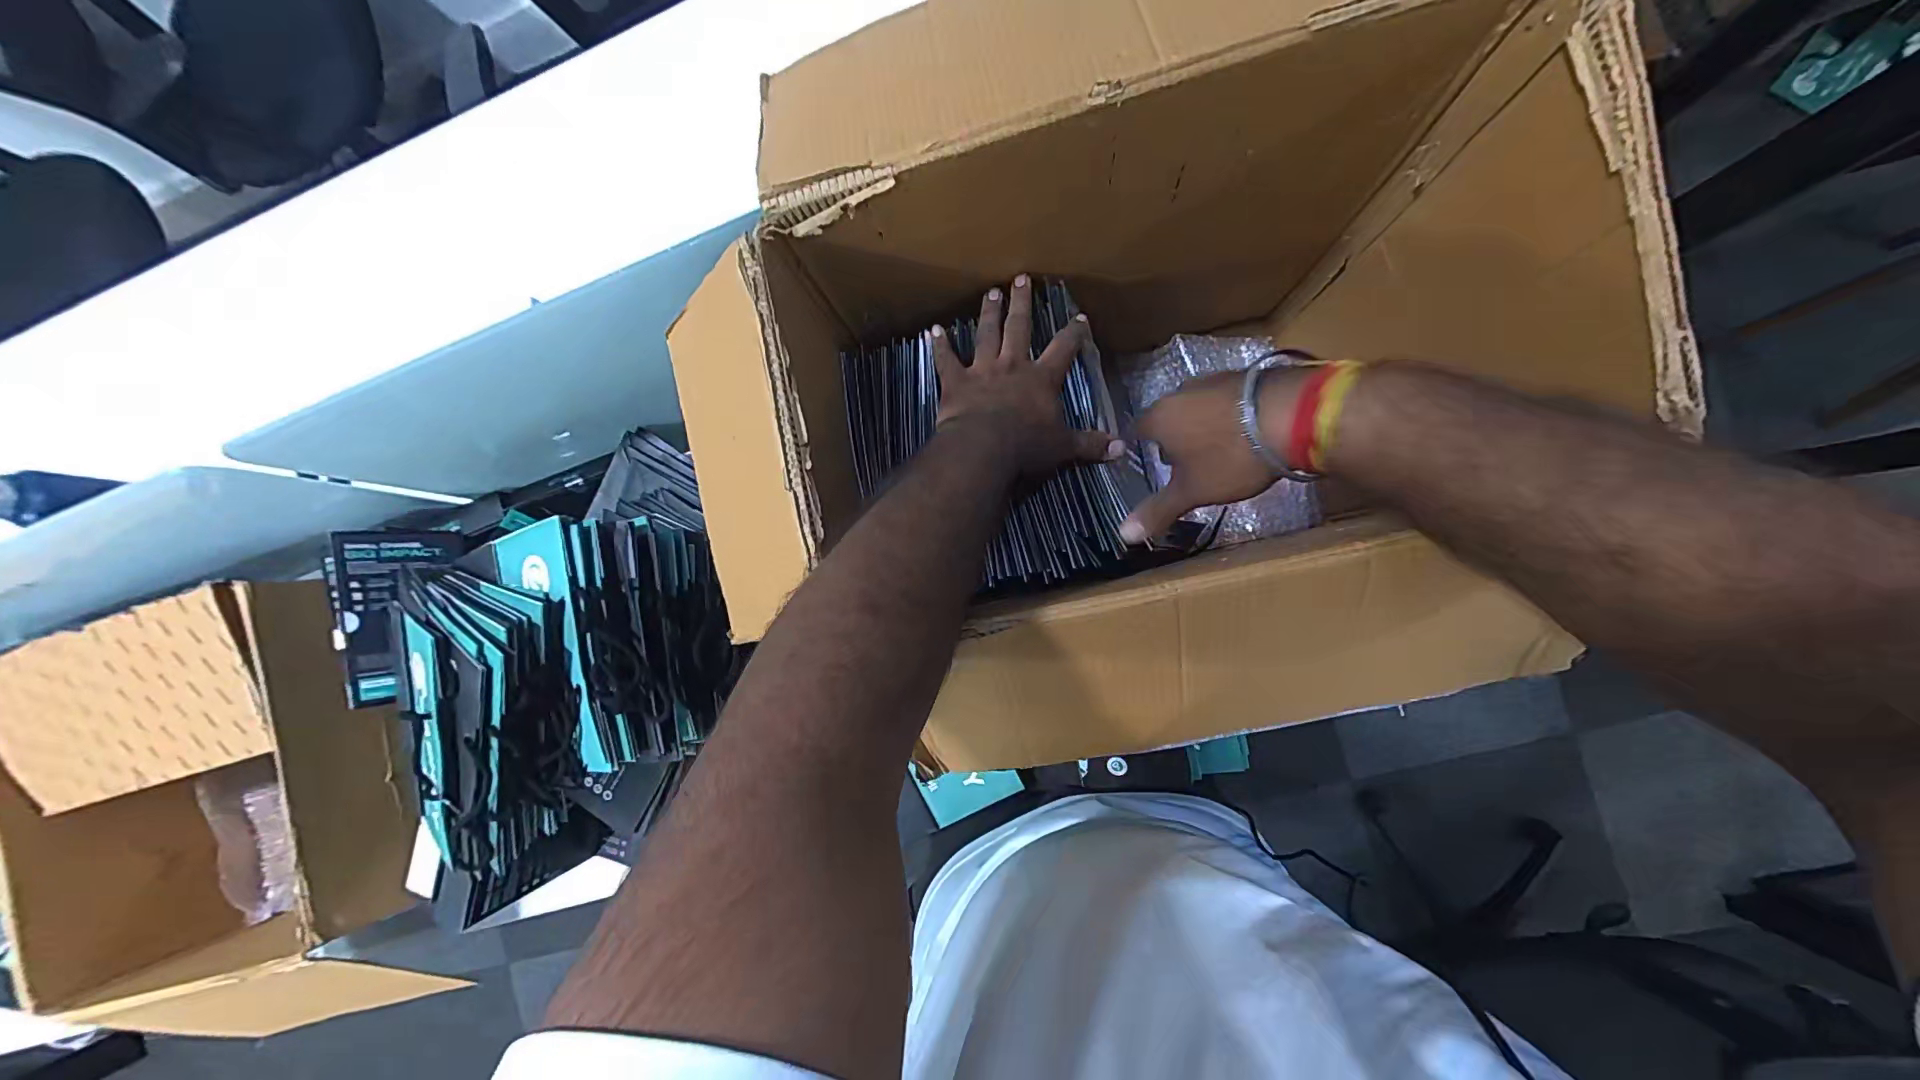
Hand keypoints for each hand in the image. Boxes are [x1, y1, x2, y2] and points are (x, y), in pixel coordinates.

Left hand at [933, 274, 1123, 478]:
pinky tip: (933, 330)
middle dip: (1022, 303)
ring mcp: (982, 370)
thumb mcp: (1063, 446)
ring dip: (989, 313)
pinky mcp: (955, 382)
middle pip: (1019, 328)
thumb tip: (1121, 448)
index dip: (1073, 333)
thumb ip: (1090, 444)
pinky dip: (940, 345)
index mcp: (1042, 379)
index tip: (1080, 318)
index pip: (1064, 349)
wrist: (983, 448)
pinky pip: (946, 359)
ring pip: (986, 334)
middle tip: (1022, 279)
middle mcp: (1013, 366)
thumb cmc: (1027, 447)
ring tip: (991, 293)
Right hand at [1119, 367, 1310, 542]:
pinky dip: (1228, 415)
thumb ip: (1159, 511)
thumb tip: (1123, 535)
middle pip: (1168, 417)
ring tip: (1217, 449)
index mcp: (1159, 418)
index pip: (1137, 431)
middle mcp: (1180, 392)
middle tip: (1184, 463)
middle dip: (1173, 438)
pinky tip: (1244, 432)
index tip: (1149, 464)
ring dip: (1202, 425)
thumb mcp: (1193, 491)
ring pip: (1197, 406)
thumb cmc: (1230, 457)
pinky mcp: (1247, 374)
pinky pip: (1226, 400)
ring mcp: (1214, 379)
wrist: (1291, 414)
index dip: (1141, 448)